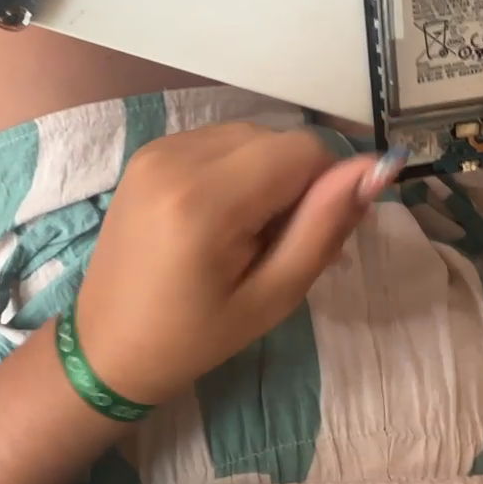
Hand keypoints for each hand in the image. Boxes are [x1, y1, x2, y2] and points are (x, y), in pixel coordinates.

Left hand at [73, 124, 400, 406]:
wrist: (107, 347)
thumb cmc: (194, 337)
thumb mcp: (273, 296)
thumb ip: (325, 227)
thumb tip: (375, 171)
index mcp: (205, 200)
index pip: (303, 149)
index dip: (326, 184)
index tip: (315, 233)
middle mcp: (177, 157)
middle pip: (278, 138)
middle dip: (296, 182)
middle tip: (278, 243)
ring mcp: (157, 149)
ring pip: (252, 136)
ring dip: (268, 174)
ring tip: (247, 233)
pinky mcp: (148, 152)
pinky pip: (220, 141)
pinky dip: (237, 170)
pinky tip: (221, 217)